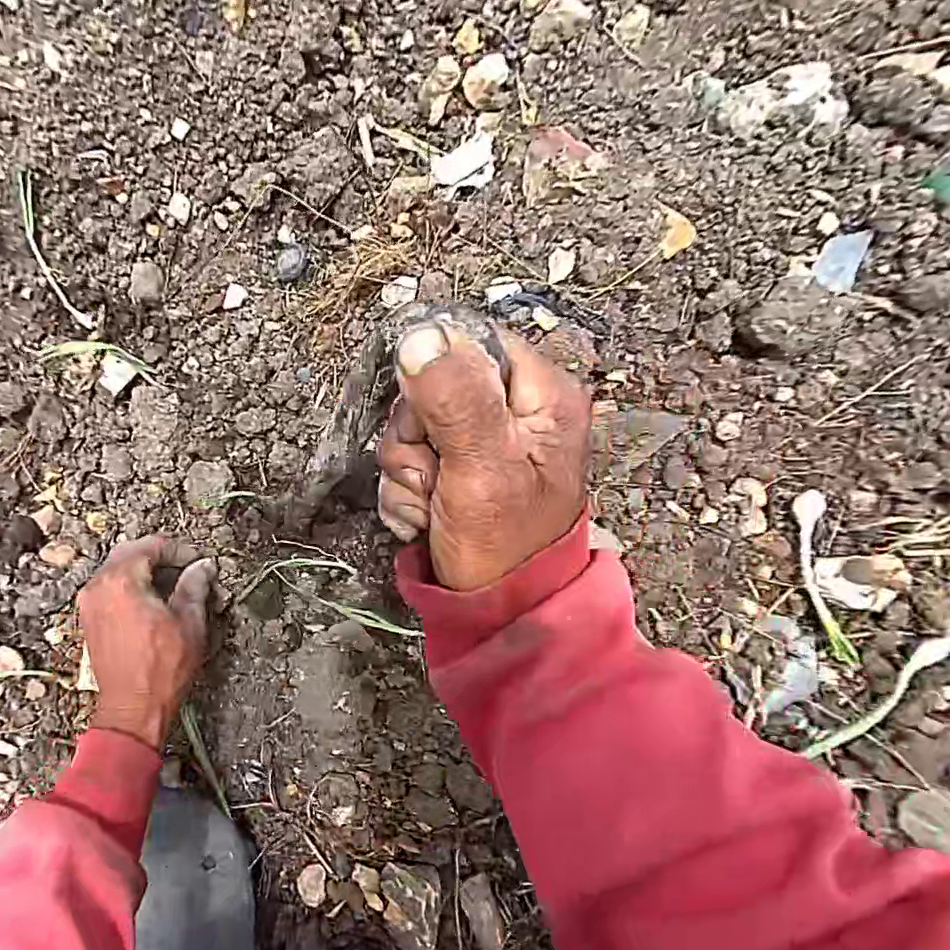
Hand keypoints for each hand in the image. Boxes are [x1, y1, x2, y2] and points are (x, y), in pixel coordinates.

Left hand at [76, 536, 214, 749]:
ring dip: (146, 571)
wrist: (133, 708)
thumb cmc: (161, 669)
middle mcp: (98, 588)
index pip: (151, 547)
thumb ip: (195, 586)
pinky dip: (132, 586)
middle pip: (130, 553)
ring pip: (118, 570)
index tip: (198, 561)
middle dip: (161, 556)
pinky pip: (110, 589)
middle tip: (188, 567)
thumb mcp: (190, 622)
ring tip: (175, 585)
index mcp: (121, 582)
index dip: (179, 550)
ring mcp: (89, 605)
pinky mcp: (90, 621)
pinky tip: (155, 601)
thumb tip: (202, 567)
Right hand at [376, 320, 590, 590]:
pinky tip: (427, 514)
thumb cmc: (504, 545)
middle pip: (433, 385)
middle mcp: (513, 413)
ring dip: (409, 470)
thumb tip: (419, 336)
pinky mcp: (454, 470)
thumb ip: (456, 399)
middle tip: (436, 475)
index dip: (438, 374)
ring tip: (434, 502)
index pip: (474, 342)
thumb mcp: (485, 467)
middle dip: (418, 436)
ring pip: (412, 426)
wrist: (495, 613)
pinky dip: (407, 490)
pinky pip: (408, 460)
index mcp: (542, 397)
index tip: (431, 420)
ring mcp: (481, 444)